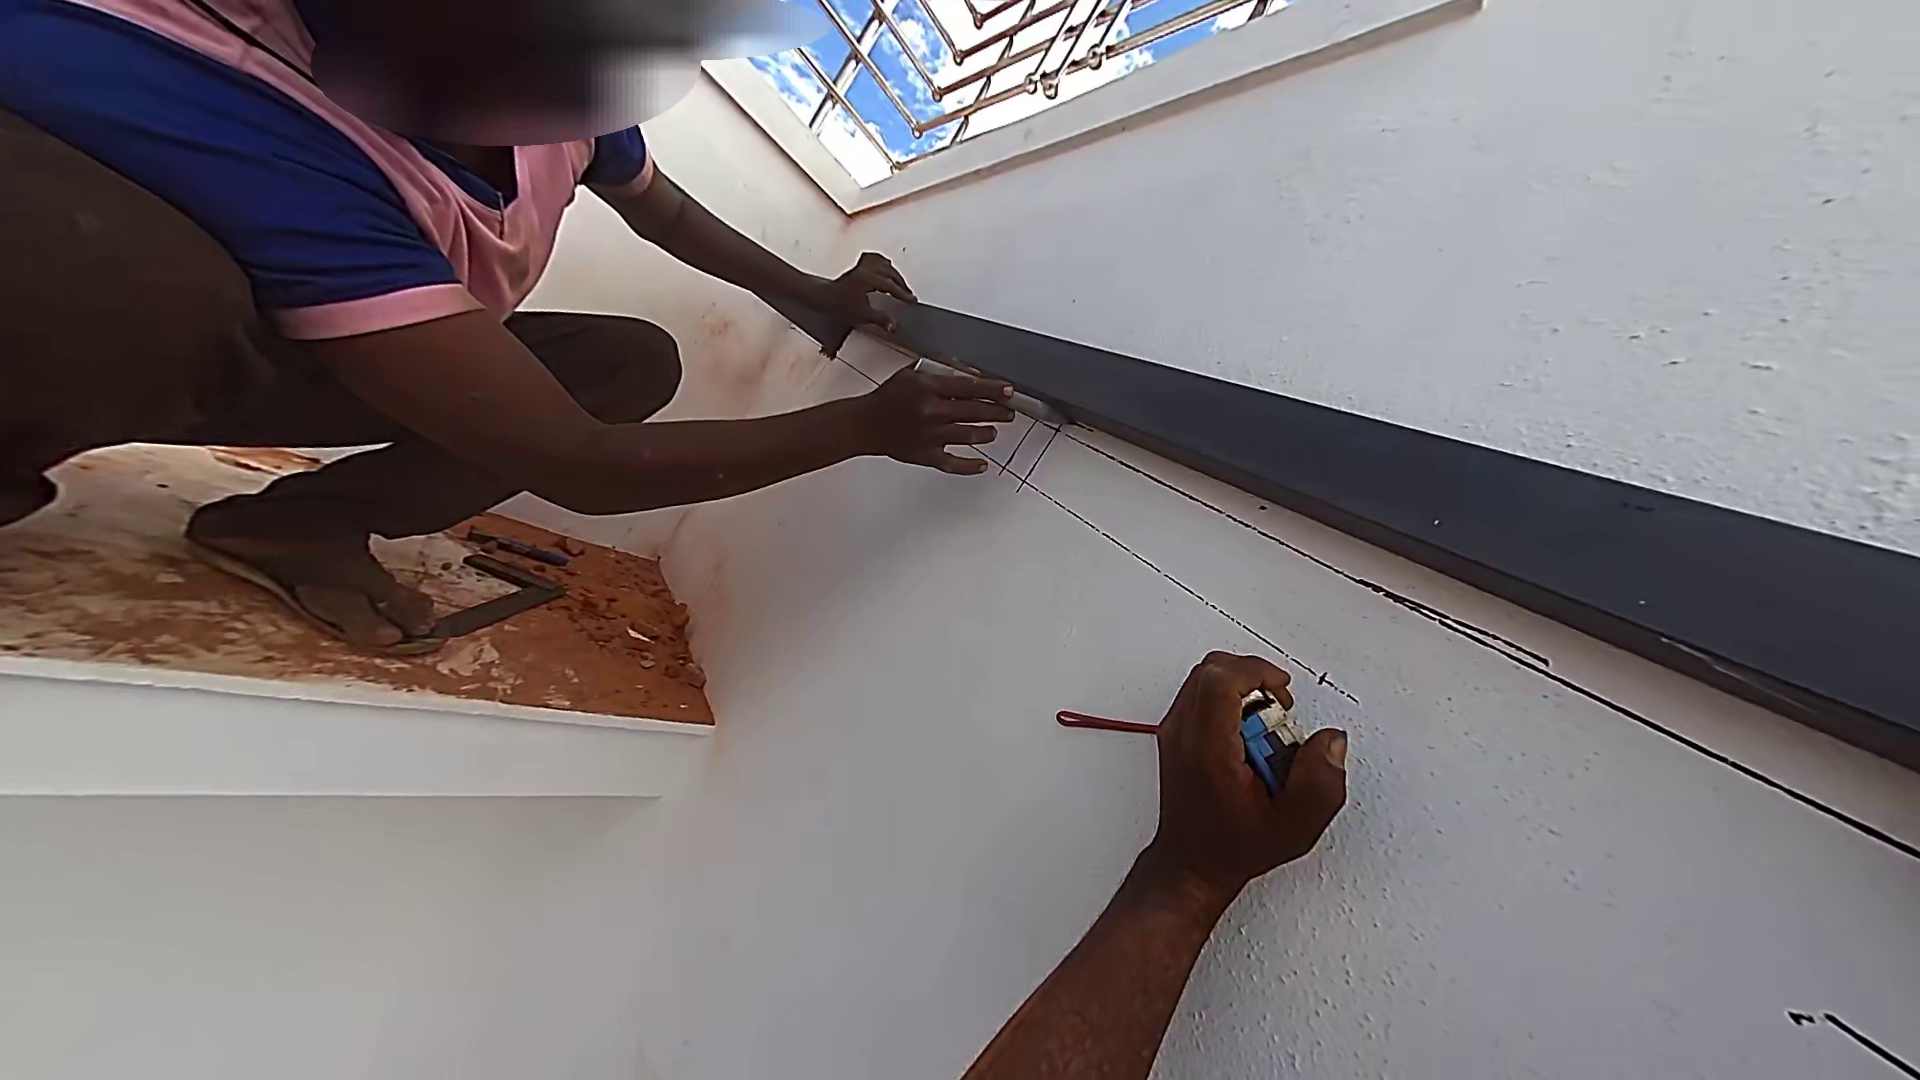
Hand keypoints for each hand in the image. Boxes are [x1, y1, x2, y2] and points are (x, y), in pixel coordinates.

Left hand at [812, 252, 916, 331]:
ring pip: (883, 264)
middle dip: (901, 284)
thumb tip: (894, 325)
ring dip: (894, 273)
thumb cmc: (839, 304)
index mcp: (868, 278)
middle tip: (908, 295)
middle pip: (890, 273)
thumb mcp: (863, 315)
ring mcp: (861, 266)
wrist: (824, 297)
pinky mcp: (857, 267)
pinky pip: (873, 258)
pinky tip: (885, 265)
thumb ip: (881, 319)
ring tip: (901, 283)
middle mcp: (866, 269)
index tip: (911, 300)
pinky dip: (882, 262)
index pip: (891, 285)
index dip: (903, 294)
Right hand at [856, 365, 1013, 474]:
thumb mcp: (912, 375)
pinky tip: (983, 464)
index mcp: (928, 388)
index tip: (1008, 392)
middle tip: (1008, 413)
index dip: (993, 389)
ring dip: (986, 433)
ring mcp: (930, 436)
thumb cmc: (888, 398)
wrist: (864, 423)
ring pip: (968, 435)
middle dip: (996, 412)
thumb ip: (941, 373)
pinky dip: (970, 466)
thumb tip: (972, 376)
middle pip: (974, 411)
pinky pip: (953, 463)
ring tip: (993, 431)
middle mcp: (931, 411)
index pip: (970, 387)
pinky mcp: (926, 455)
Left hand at [1145, 652, 1347, 904]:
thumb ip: (1320, 781)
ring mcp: (1173, 730)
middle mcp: (1182, 732)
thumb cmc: (1231, 845)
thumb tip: (1330, 741)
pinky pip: (1197, 693)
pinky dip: (1225, 696)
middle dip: (1252, 675)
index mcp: (1207, 748)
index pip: (1220, 681)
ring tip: (1266, 721)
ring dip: (1239, 685)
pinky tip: (1247, 729)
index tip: (1282, 687)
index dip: (1256, 671)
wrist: (1191, 861)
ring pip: (1201, 678)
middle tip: (1279, 705)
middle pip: (1210, 671)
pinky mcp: (1173, 732)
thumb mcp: (1293, 826)